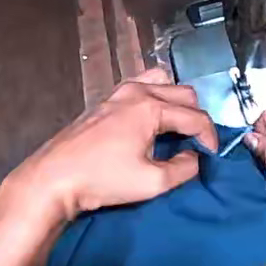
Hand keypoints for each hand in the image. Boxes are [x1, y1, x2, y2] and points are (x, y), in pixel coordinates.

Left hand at [0, 68, 218, 230]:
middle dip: (196, 117)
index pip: (196, 116)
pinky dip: (155, 97)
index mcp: (151, 108)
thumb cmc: (103, 180)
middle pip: (184, 92)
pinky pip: (140, 86)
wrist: (53, 179)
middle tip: (195, 144)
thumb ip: (184, 168)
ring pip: (161, 82)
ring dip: (176, 101)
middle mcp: (137, 92)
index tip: (212, 157)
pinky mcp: (104, 101)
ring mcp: (118, 93)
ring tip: (175, 127)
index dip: (210, 137)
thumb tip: (195, 157)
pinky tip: (150, 122)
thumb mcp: (152, 183)